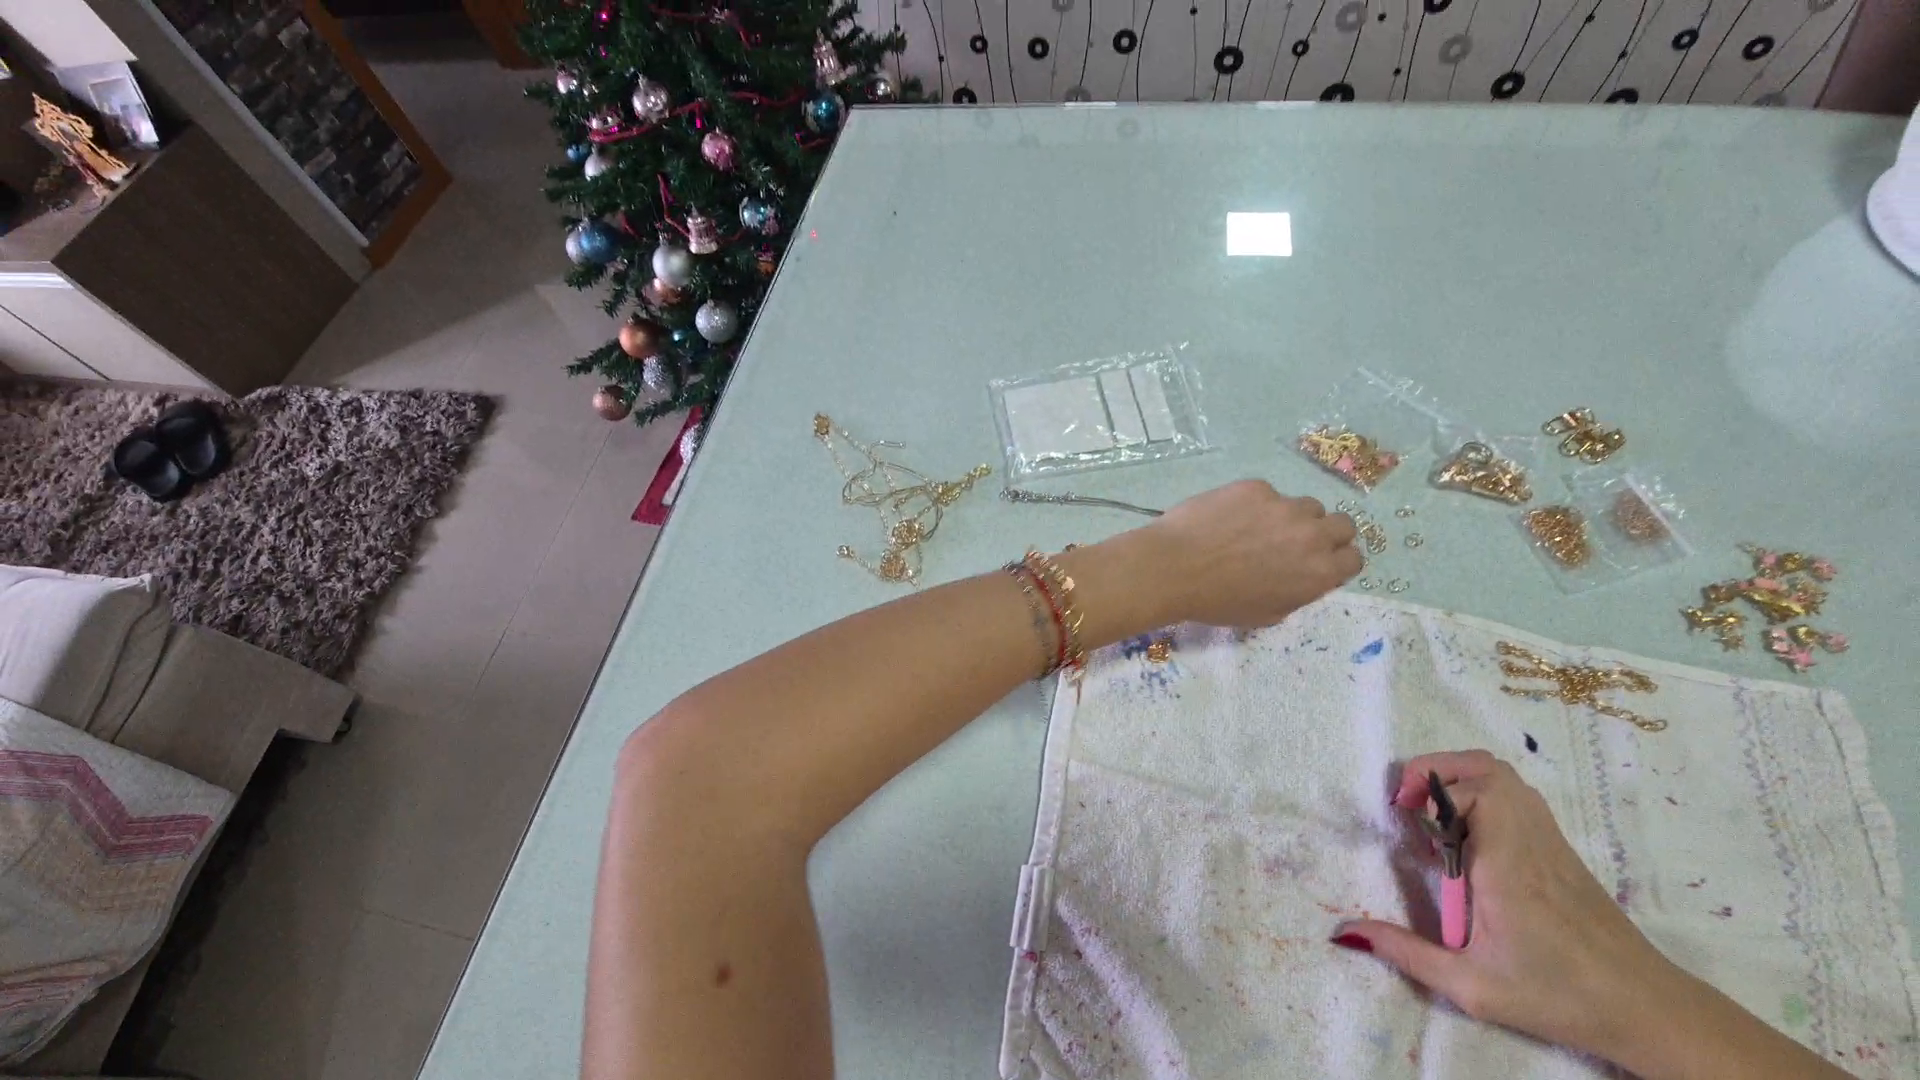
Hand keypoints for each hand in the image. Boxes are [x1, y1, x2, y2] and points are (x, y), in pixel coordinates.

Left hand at [1135, 480, 1360, 629]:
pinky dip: (1256, 505)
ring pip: (1306, 505)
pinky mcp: (1256, 487)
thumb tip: (1304, 577)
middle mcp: (1311, 535)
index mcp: (1319, 572)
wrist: (1174, 568)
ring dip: (1293, 517)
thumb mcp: (1266, 615)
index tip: (1320, 563)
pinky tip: (1229, 518)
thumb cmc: (1217, 602)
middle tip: (1297, 542)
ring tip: (1259, 529)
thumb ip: (1298, 593)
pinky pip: (1268, 494)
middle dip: (1326, 533)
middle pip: (1342, 525)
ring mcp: (1284, 506)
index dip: (1337, 561)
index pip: (1354, 559)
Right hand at [1333, 751, 1680, 1062]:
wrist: (1649, 1011)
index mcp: (1507, 865)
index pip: (1472, 792)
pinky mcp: (1560, 850)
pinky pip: (1518, 799)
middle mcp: (1530, 840)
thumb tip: (1346, 931)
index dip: (1431, 792)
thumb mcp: (1472, 986)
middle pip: (1487, 768)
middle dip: (1437, 770)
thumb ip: (1407, 953)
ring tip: (1433, 817)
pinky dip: (1482, 798)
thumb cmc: (1558, 997)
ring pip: (1505, 777)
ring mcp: (1550, 841)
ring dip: (1459, 780)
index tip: (1406, 820)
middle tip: (1409, 803)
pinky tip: (1466, 840)